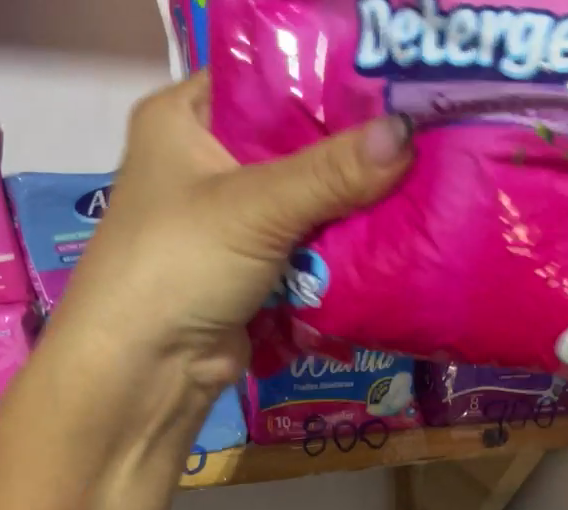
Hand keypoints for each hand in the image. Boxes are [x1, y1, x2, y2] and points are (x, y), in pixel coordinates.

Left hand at [48, 72, 414, 391]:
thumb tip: (408, 132)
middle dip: (353, 157)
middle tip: (419, 148)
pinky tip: (389, 243)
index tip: (393, 96)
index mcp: (184, 119)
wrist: (148, 369)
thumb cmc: (178, 266)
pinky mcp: (256, 269)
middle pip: (297, 146)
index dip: (328, 88)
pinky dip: (342, 252)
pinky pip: (311, 249)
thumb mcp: (255, 208)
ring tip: (418, 196)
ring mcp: (234, 221)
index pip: (268, 82)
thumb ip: (332, 173)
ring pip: (310, 202)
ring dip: (354, 210)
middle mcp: (208, 163)